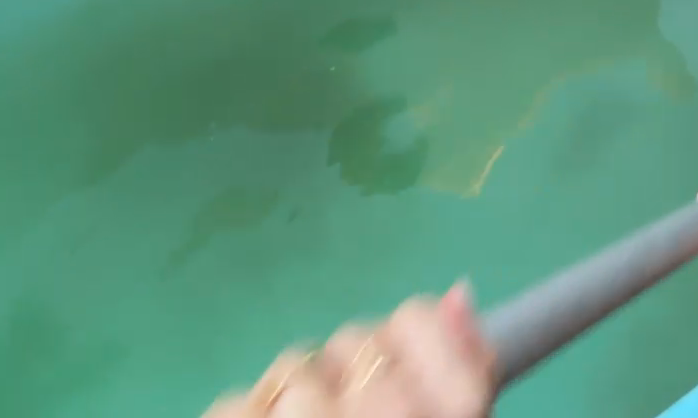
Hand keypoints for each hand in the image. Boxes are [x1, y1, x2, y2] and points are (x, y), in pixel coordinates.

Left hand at [204, 284, 495, 417]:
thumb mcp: (458, 415)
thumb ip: (467, 360)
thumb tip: (459, 291)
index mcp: (446, 405)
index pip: (417, 317)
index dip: (408, 339)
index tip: (401, 374)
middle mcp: (387, 411)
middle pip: (352, 339)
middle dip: (348, 373)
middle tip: (353, 411)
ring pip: (292, 369)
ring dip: (292, 400)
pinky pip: (230, 404)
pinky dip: (242, 417)